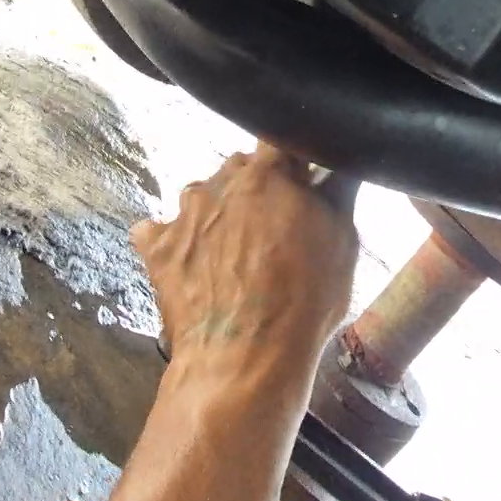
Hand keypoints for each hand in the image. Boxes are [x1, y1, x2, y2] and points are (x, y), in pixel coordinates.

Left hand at [132, 145, 357, 379]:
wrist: (245, 359)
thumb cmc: (304, 299)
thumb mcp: (344, 240)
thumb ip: (338, 190)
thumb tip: (340, 164)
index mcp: (268, 170)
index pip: (278, 140)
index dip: (291, 159)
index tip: (300, 180)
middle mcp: (221, 181)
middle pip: (240, 169)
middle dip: (257, 189)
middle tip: (275, 230)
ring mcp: (183, 213)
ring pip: (204, 198)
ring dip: (219, 215)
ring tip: (236, 257)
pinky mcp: (156, 246)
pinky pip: (160, 230)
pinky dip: (174, 240)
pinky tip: (192, 264)